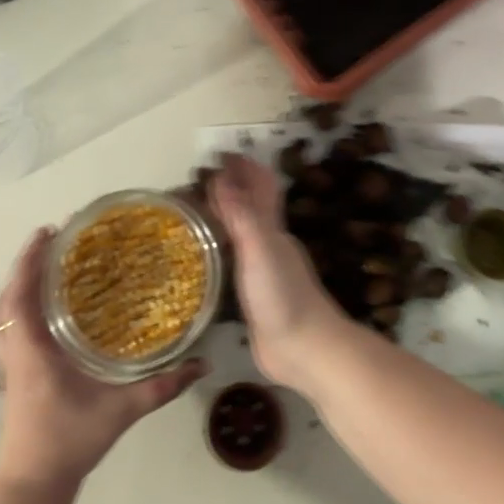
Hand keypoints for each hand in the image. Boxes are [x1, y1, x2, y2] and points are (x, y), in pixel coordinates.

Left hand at [0, 228, 206, 486]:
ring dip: (15, 288)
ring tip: (41, 269)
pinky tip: (38, 312)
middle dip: (23, 267)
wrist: (33, 484)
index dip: (29, 262)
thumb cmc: (69, 442)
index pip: (21, 297)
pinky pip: (4, 333)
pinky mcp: (9, 379)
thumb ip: (160, 387)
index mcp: (32, 352)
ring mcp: (7, 367)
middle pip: (5, 300)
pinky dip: (14, 311)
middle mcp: (14, 353)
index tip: (47, 233)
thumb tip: (201, 364)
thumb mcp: (121, 411)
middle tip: (49, 242)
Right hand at [207, 153, 353, 391]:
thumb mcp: (260, 249)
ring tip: (198, 214)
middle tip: (201, 181)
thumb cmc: (282, 296)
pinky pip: (237, 262)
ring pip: (244, 235)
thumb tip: (223, 177)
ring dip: (226, 220)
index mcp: (273, 230)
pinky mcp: (256, 297)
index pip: (261, 188)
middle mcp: (271, 245)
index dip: (245, 168)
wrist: (305, 350)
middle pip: (252, 208)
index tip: (222, 153)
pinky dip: (223, 251)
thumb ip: (242, 215)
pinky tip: (208, 258)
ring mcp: (265, 271)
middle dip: (232, 190)